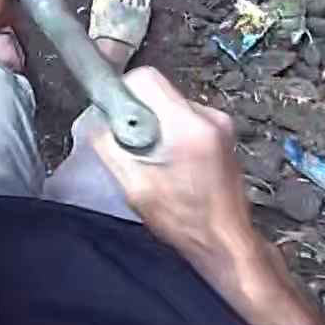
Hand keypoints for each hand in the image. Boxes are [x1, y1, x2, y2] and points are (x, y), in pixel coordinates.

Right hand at [90, 68, 264, 286]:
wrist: (228, 245)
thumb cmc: (185, 221)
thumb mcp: (134, 186)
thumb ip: (109, 147)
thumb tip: (95, 122)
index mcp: (188, 125)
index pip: (147, 78)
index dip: (124, 92)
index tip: (117, 118)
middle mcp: (209, 116)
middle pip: (158, 91)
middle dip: (139, 114)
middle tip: (133, 147)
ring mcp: (219, 123)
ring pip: (170, 104)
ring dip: (155, 125)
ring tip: (153, 159)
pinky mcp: (222, 133)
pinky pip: (184, 117)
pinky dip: (171, 132)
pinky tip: (169, 162)